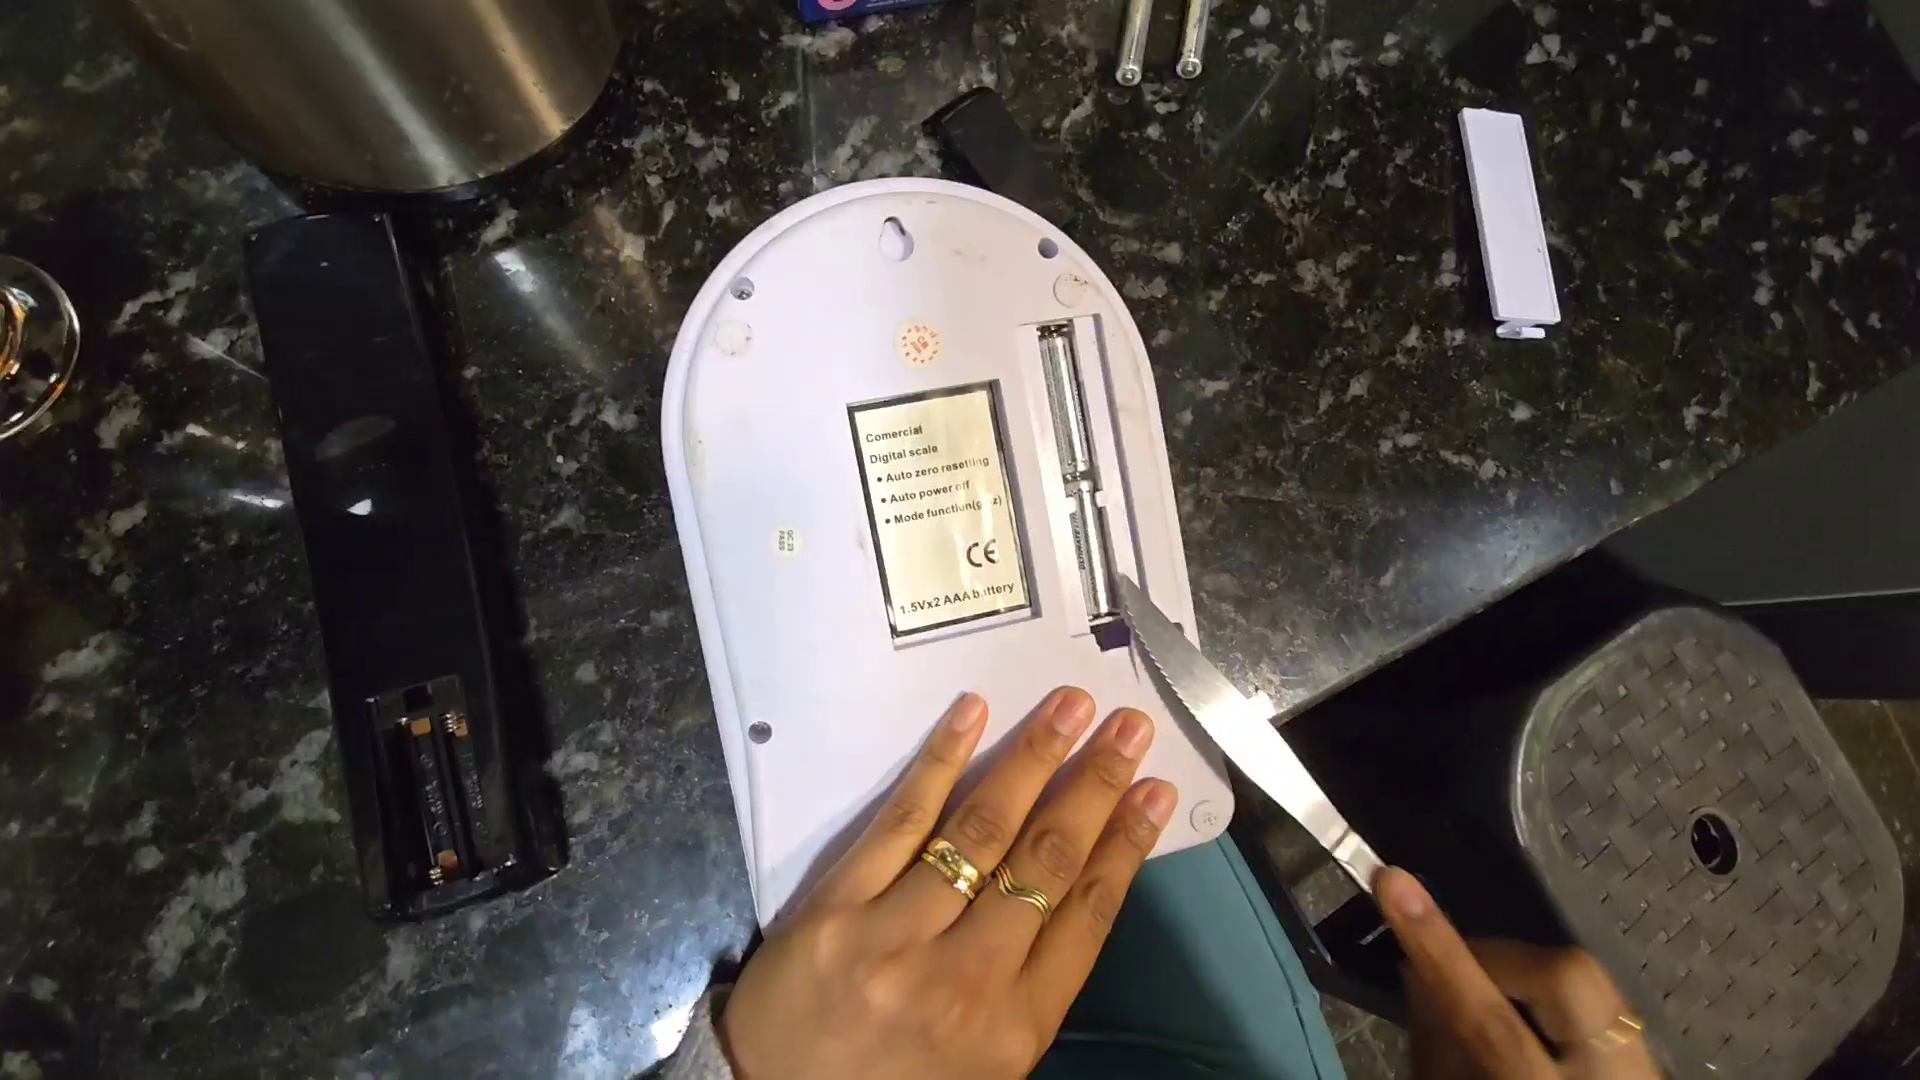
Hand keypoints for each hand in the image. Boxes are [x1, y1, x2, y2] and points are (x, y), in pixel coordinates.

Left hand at [720, 687, 1175, 1079]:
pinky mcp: (838, 904)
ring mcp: (899, 934)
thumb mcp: (982, 1062)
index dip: (1127, 843)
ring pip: (984, 827)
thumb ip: (1028, 980)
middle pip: (1047, 858)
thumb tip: (1078, 879)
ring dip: (1034, 757)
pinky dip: (942, 760)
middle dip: (1095, 784)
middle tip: (1130, 725)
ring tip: (1070, 706)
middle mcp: (968, 977)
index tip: (1155, 787)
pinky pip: (903, 818)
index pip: (1089, 912)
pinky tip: (973, 714)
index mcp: (1015, 1028)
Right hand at [1374, 868, 1661, 1079]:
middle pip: (1570, 983)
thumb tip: (1417, 966)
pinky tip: (1530, 1027)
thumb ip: (1434, 1042)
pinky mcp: (1650, 1068)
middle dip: (1502, 955)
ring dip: (1525, 976)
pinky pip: (1602, 1009)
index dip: (1436, 946)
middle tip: (1459, 970)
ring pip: (1591, 986)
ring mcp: (1643, 1075)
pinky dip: (1552, 1001)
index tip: (1390, 880)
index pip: (1488, 1020)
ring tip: (1491, 1002)